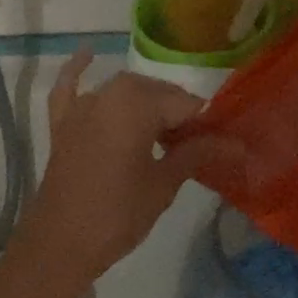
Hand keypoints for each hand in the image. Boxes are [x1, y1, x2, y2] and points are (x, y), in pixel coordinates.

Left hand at [2, 49, 229, 295]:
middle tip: (192, 152)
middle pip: (155, 95)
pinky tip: (88, 53)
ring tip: (163, 138)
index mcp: (136, 103)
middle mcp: (107, 93)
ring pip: (122, 94)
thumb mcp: (163, 184)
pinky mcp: (61, 126)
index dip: (205, 126)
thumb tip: (237, 144)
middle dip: (176, 117)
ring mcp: (80, 108)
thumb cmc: (116, 215)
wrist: (59, 245)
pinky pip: (68, 89)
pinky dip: (77, 71)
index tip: (219, 147)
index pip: (185, 104)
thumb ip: (197, 154)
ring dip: (144, 107)